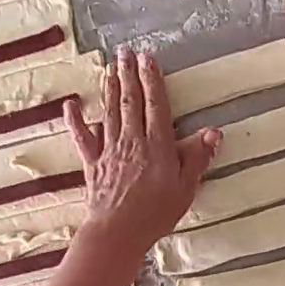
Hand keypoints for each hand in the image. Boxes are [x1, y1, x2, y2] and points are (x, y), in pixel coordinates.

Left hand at [64, 49, 220, 259]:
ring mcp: (110, 151)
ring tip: (110, 68)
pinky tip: (71, 105)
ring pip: (110, 112)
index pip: (156, 105)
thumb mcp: (186, 188)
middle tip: (125, 53)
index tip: (148, 59)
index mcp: (157, 145)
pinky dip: (76, 120)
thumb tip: (213, 132)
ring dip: (110, 88)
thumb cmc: (156, 214)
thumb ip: (197, 158)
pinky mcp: (93, 164)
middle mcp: (132, 141)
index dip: (152, 80)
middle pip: (131, 102)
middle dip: (129, 75)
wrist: (118, 232)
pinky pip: (83, 138)